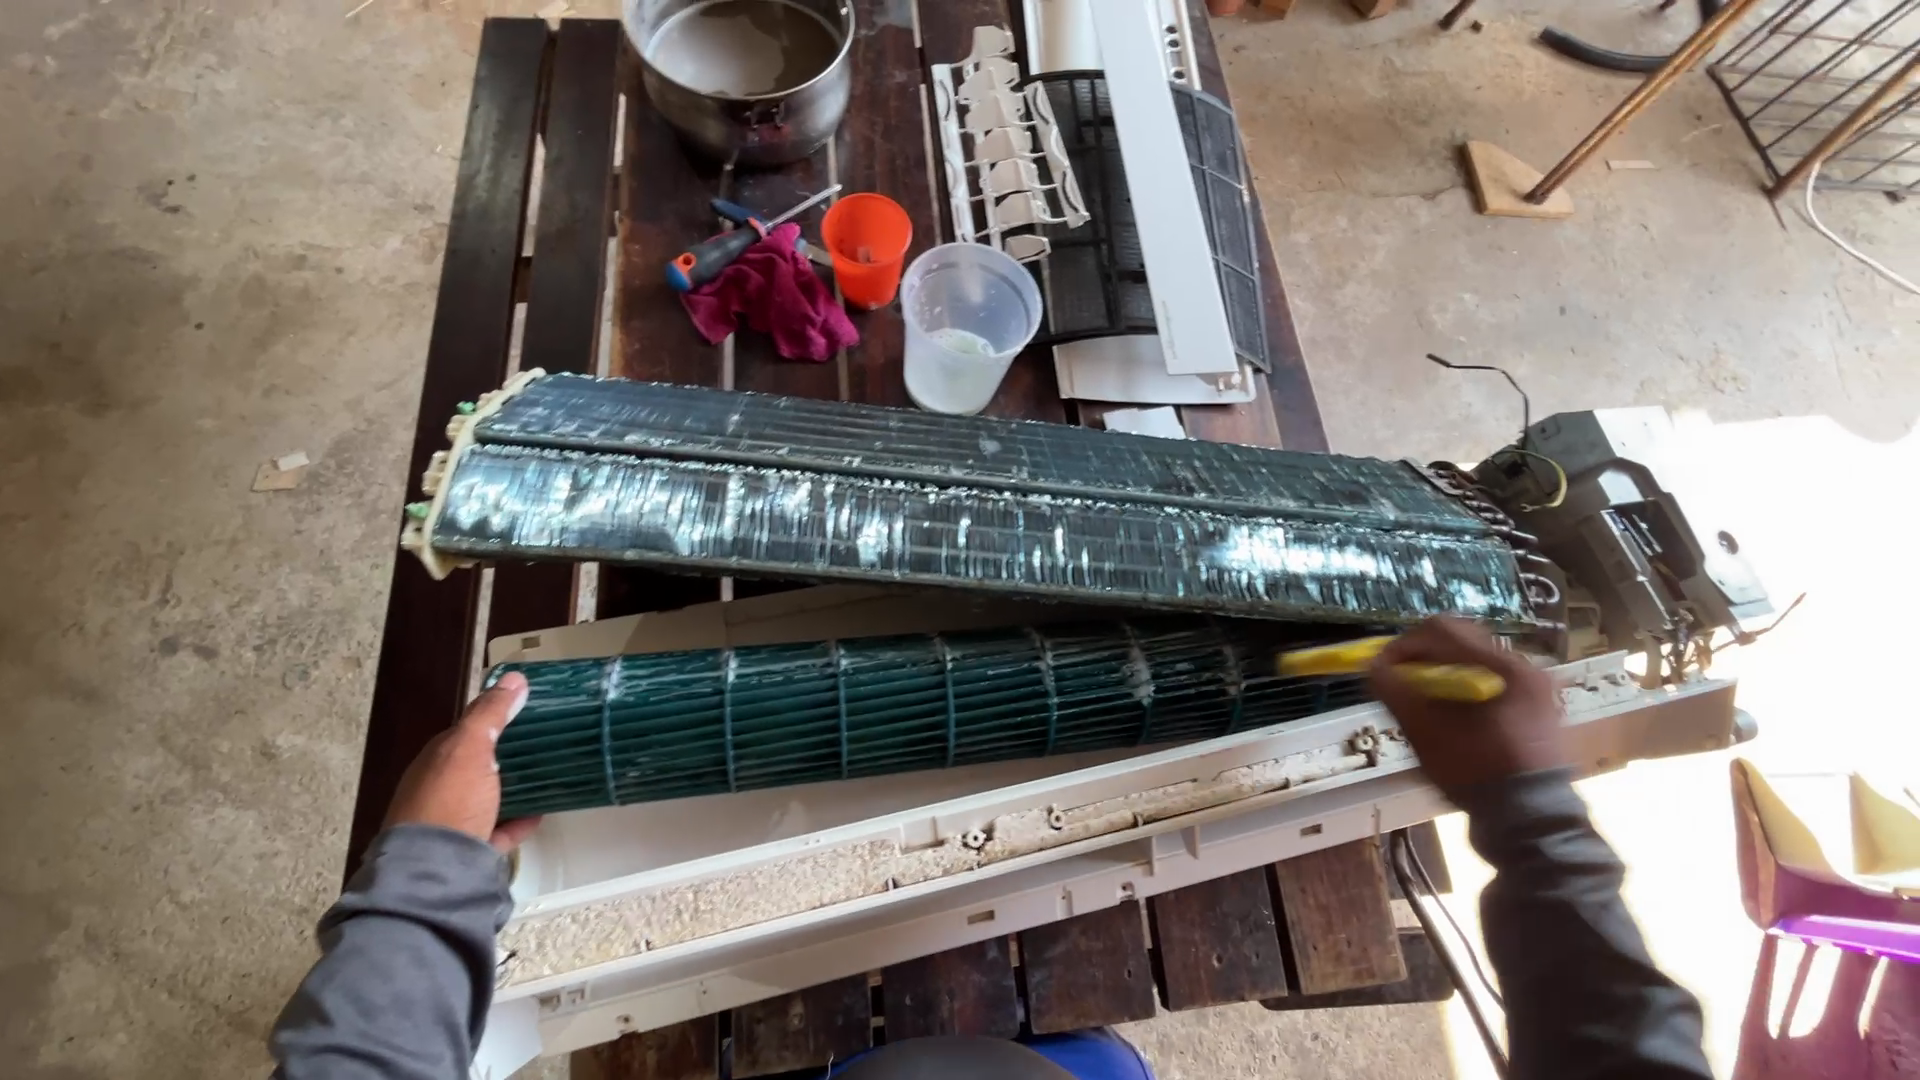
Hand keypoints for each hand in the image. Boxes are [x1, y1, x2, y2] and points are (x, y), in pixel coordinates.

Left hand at [383, 672, 541, 852]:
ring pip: (491, 795)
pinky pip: (502, 827)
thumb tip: (513, 677)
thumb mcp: (469, 749)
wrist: (436, 872)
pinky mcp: (473, 848)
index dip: (496, 717)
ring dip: (517, 785)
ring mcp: (456, 821)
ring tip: (550, 773)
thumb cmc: (449, 803)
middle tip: (548, 740)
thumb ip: (490, 714)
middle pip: (481, 764)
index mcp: (436, 761)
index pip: (468, 731)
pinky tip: (542, 811)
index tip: (532, 709)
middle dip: (509, 753)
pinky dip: (521, 818)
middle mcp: (441, 789)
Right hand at [1367, 617, 1564, 798]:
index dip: (1401, 644)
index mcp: (1502, 667)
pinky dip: (1460, 685)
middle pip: (1458, 640)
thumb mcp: (1424, 731)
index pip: (1439, 630)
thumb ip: (1394, 690)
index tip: (1381, 668)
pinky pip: (1489, 678)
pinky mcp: (1535, 706)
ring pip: (1472, 659)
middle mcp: (1524, 668)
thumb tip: (1372, 667)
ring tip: (1421, 700)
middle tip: (1399, 681)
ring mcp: (1534, 687)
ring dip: (1439, 671)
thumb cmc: (1476, 771)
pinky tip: (1447, 712)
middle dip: (1420, 657)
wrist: (1532, 820)